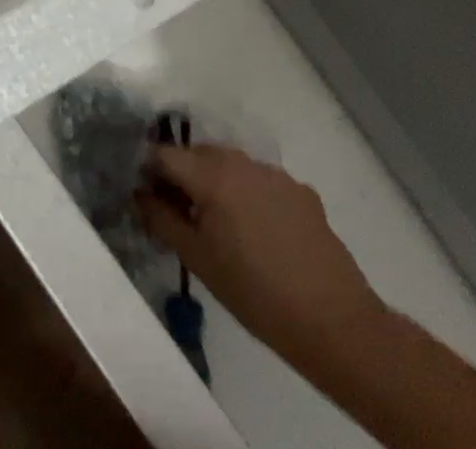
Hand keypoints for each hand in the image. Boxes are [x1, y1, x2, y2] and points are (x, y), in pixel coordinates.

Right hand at [137, 143, 384, 362]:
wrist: (334, 323)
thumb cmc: (252, 290)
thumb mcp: (192, 255)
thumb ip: (159, 216)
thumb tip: (141, 193)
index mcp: (214, 177)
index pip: (163, 154)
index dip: (146, 169)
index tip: (142, 194)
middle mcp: (246, 166)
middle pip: (197, 153)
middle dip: (179, 172)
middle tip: (173, 208)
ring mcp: (280, 178)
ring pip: (230, 165)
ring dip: (211, 180)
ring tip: (211, 219)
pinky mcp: (304, 196)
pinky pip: (259, 181)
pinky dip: (243, 192)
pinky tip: (248, 228)